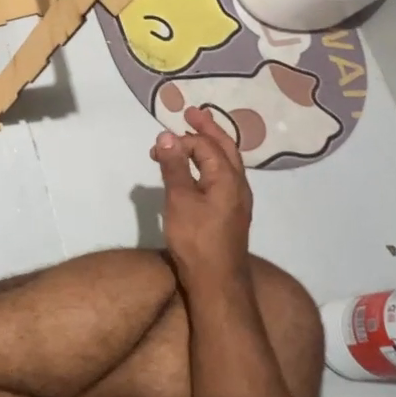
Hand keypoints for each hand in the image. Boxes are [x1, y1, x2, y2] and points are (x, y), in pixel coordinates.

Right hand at [151, 106, 252, 287]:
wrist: (218, 283)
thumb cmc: (197, 240)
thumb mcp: (179, 200)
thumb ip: (174, 167)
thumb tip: (167, 135)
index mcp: (227, 177)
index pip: (205, 146)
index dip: (182, 140)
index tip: (157, 147)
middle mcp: (238, 184)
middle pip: (225, 148)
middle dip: (208, 129)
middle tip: (192, 113)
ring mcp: (238, 200)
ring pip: (227, 163)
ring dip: (210, 147)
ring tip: (193, 138)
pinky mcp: (231, 213)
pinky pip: (224, 177)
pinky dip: (211, 164)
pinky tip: (200, 171)